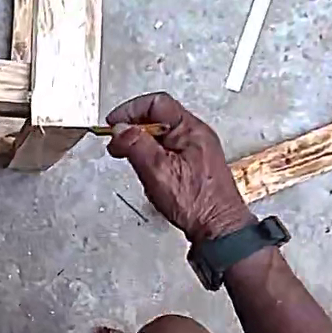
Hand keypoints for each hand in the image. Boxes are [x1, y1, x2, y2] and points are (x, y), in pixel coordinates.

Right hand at [106, 93, 254, 242]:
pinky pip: (168, 154)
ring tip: (133, 163)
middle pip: (158, 119)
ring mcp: (197, 151)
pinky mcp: (195, 167)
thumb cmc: (197, 203)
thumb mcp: (158, 170)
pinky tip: (150, 176)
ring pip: (162, 138)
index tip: (113, 124)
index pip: (156, 103)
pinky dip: (153, 159)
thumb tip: (120, 128)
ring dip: (142, 146)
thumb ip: (136, 145)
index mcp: (191, 129)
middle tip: (118, 145)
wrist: (218, 229)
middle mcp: (196, 136)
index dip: (130, 110)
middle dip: (134, 130)